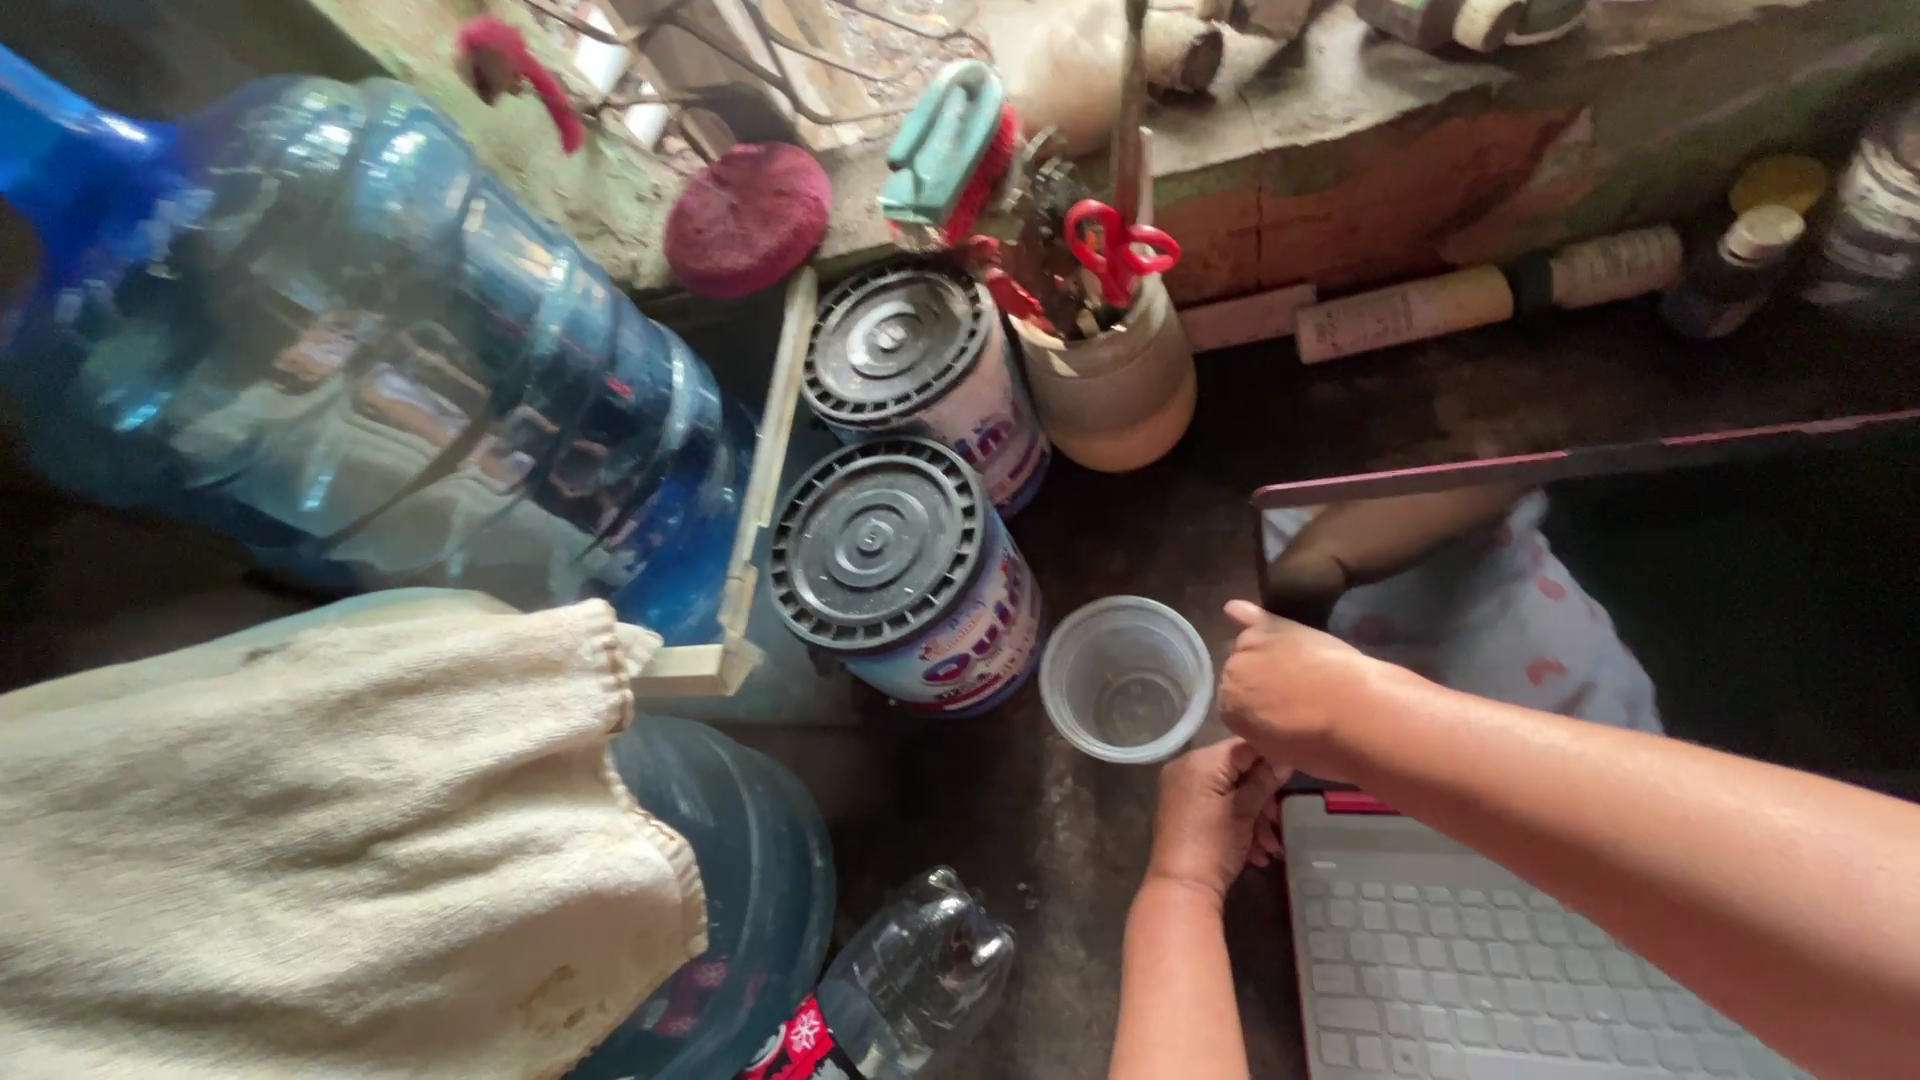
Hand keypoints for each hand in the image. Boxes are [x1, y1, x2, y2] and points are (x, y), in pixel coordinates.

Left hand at [1146, 739, 1287, 903]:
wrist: (1181, 886)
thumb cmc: (1214, 843)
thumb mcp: (1244, 811)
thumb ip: (1263, 781)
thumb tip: (1284, 759)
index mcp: (1199, 761)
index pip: (1242, 746)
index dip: (1270, 759)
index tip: (1291, 778)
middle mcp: (1186, 768)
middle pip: (1236, 771)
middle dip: (1262, 799)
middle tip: (1277, 822)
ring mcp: (1182, 789)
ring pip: (1229, 793)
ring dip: (1253, 818)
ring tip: (1269, 847)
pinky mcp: (1183, 810)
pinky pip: (1215, 806)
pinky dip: (1237, 824)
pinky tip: (1256, 853)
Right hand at [1218, 599, 1391, 781]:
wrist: (1356, 713)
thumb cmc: (1324, 745)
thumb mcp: (1283, 754)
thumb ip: (1264, 733)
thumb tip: (1269, 725)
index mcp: (1229, 712)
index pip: (1235, 706)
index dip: (1258, 709)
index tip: (1280, 715)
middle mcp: (1231, 676)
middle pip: (1238, 673)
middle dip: (1259, 682)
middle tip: (1292, 694)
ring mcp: (1250, 648)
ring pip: (1249, 647)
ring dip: (1264, 655)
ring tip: (1297, 668)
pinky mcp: (1275, 628)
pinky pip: (1252, 618)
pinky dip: (1246, 615)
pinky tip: (1233, 609)